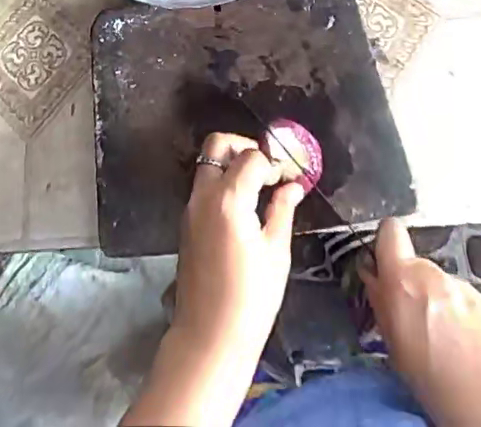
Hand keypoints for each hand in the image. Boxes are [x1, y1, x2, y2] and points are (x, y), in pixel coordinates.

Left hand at [122, 132, 302, 425]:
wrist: (209, 336)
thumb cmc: (251, 298)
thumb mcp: (275, 252)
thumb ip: (282, 210)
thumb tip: (293, 185)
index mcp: (228, 200)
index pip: (252, 157)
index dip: (275, 161)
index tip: (291, 174)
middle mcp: (203, 195)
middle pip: (217, 145)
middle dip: (244, 145)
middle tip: (268, 165)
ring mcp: (191, 207)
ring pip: (208, 164)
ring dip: (232, 163)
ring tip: (261, 184)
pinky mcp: (187, 221)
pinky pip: (204, 186)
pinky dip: (223, 182)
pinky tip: (246, 203)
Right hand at [361, 218, 480, 426]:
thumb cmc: (440, 386)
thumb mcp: (395, 349)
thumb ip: (384, 306)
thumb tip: (376, 284)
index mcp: (403, 280)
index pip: (390, 231)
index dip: (386, 244)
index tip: (386, 268)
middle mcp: (434, 276)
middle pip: (417, 268)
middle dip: (416, 290)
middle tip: (419, 326)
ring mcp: (466, 288)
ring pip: (444, 290)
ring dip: (442, 308)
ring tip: (450, 348)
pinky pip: (469, 306)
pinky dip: (467, 322)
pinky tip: (473, 354)